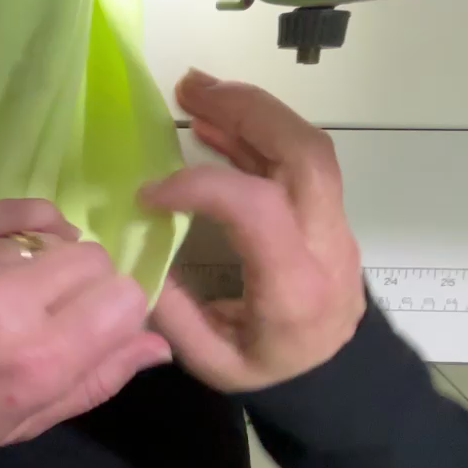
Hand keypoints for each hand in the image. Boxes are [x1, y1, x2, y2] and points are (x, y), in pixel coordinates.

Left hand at [0, 199, 171, 450]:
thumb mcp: (31, 419)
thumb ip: (98, 379)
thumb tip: (158, 342)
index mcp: (41, 361)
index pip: (124, 299)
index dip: (118, 310)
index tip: (95, 322)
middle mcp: (13, 305)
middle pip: (93, 260)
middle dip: (86, 283)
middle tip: (55, 306)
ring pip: (55, 236)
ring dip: (50, 259)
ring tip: (20, 287)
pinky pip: (18, 209)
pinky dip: (29, 225)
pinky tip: (21, 246)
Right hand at [140, 71, 366, 391]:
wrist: (335, 377)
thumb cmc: (267, 368)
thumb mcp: (210, 361)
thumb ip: (172, 313)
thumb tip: (132, 257)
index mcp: (293, 285)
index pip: (258, 208)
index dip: (200, 185)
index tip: (149, 193)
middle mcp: (325, 243)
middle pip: (304, 154)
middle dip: (245, 110)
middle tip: (187, 90)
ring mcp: (332, 222)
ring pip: (306, 146)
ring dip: (249, 110)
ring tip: (193, 90)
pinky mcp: (323, 212)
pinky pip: (297, 159)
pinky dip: (254, 130)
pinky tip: (212, 122)